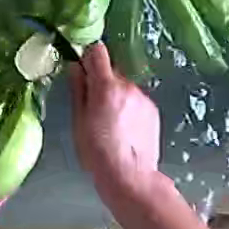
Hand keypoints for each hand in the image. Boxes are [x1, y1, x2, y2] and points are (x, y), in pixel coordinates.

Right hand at [69, 43, 162, 202]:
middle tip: (93, 107)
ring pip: (125, 87)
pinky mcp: (153, 110)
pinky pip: (136, 100)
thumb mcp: (79, 121)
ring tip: (110, 123)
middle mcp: (128, 86)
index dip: (88, 57)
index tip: (82, 68)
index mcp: (106, 87)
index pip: (98, 52)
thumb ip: (79, 90)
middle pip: (112, 72)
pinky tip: (124, 129)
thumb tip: (75, 68)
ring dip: (116, 96)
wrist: (130, 176)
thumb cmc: (97, 152)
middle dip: (101, 82)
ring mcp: (143, 98)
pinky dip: (129, 107)